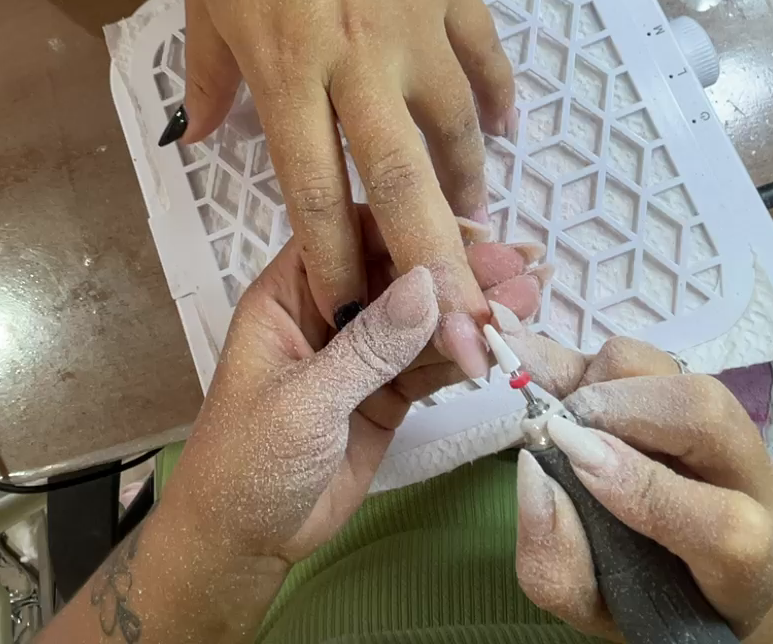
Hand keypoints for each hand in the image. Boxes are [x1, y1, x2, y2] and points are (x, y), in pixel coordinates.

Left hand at [158, 213, 546, 569]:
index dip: (404, 226)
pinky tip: (505, 341)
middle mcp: (327, 311)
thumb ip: (368, 346)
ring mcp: (361, 353)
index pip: (349, 237)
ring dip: (471, 310)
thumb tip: (428, 282)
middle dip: (454, 268)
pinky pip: (429, 363)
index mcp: (289, 295)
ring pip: (421, 319)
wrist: (243, 546)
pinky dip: (465, 354)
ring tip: (529, 296)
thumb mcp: (305, 401)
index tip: (463, 231)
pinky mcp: (385, 391)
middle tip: (517, 264)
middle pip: (396, 274)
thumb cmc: (249, 465)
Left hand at [180, 0, 516, 382]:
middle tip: (464, 323)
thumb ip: (211, 77)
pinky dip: (500, 102)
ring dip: (469, 184)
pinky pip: (488, 58)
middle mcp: (357, 59)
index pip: (314, 186)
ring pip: (457, 127)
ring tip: (476, 222)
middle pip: (402, 179)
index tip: (356, 308)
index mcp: (286, 67)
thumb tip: (206, 138)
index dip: (336, 257)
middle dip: (435, 263)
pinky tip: (506, 132)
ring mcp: (416, 21)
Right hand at [506, 334, 772, 638]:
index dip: (643, 485)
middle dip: (620, 406)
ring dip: (605, 380)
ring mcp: (734, 430)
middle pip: (708, 413)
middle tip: (558, 423)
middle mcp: (754, 485)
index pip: (725, 526)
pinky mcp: (693, 390)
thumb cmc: (636, 596)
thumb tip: (532, 472)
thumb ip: (555, 562)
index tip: (570, 457)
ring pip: (678, 372)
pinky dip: (591, 363)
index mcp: (748, 567)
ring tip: (564, 413)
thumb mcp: (590, 609)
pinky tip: (555, 382)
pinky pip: (647, 358)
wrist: (673, 568)